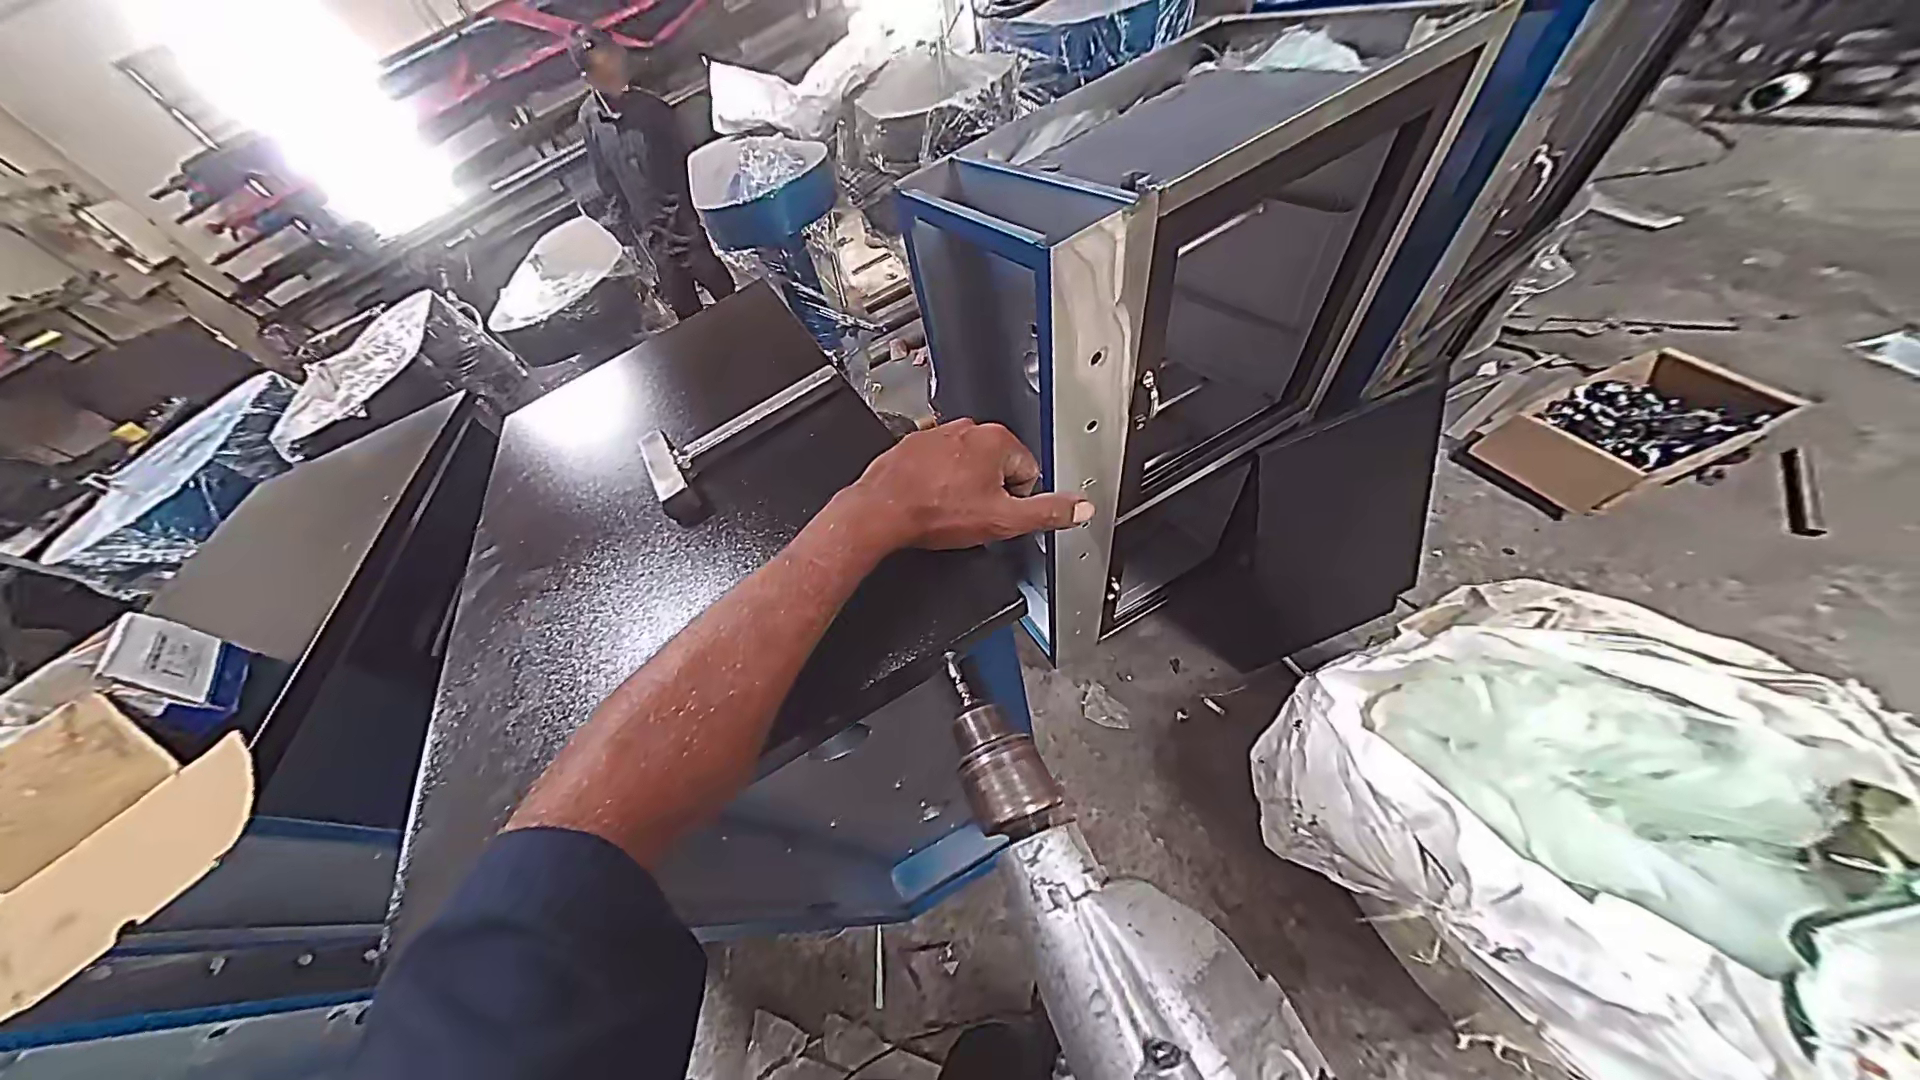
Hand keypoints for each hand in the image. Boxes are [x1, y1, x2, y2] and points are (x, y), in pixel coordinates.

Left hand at [836, 419, 1092, 551]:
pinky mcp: (916, 443)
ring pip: (967, 464)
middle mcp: (968, 429)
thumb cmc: (934, 512)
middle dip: (990, 491)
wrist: (882, 511)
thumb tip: (1080, 507)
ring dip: (963, 485)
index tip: (995, 512)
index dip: (1015, 500)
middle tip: (971, 512)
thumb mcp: (1002, 521)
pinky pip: (939, 463)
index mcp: (997, 441)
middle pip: (999, 466)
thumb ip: (1047, 512)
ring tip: (948, 507)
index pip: (1029, 472)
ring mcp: (939, 433)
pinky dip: (938, 480)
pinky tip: (930, 498)